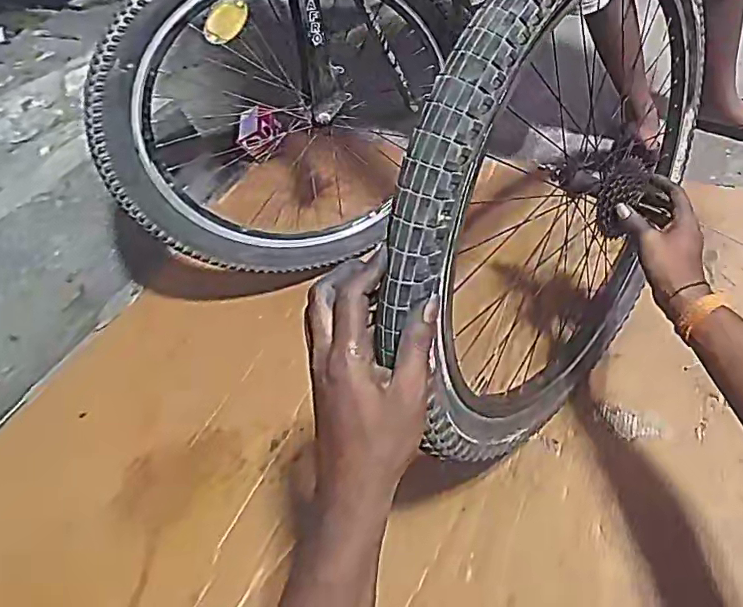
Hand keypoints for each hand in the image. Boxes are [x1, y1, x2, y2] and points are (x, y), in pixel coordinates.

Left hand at [303, 250, 437, 506]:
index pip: (347, 296)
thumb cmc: (384, 444)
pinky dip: (338, 309)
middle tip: (373, 261)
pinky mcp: (321, 379)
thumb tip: (428, 302)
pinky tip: (366, 313)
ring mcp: (317, 369)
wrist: (351, 490)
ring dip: (337, 289)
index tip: (387, 252)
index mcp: (344, 357)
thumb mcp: (410, 393)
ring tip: (372, 279)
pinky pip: (321, 330)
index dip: (366, 268)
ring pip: (314, 314)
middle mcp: (323, 357)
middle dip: (343, 272)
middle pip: (317, 299)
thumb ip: (416, 343)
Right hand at [613, 179, 707, 315]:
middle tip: (636, 191)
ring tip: (633, 206)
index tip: (648, 177)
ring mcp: (684, 240)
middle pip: (672, 205)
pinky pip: (666, 231)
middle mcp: (688, 226)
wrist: (682, 298)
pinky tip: (638, 227)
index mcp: (686, 219)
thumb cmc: (668, 266)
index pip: (676, 192)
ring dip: (653, 212)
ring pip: (668, 219)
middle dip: (654, 197)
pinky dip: (654, 225)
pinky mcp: (679, 251)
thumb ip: (635, 221)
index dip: (662, 183)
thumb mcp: (648, 241)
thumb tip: (621, 206)